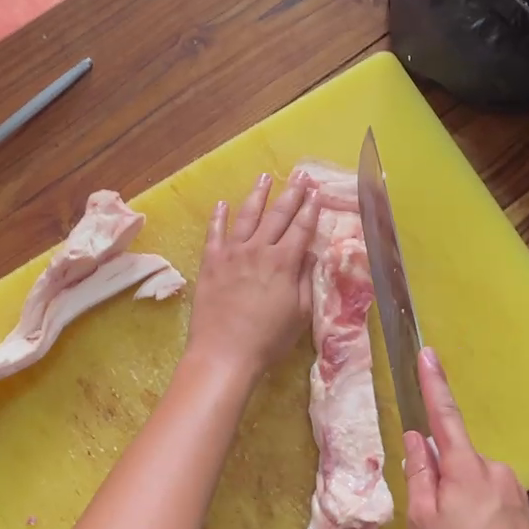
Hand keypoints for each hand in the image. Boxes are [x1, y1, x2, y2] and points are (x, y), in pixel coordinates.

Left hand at [184, 173, 318, 378]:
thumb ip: (305, 279)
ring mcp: (231, 254)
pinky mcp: (210, 262)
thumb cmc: (268, 339)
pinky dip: (219, 216)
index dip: (311, 209)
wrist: (224, 353)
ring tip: (265, 177)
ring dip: (258, 195)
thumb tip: (309, 253)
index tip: (318, 192)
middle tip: (300, 175)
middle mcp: (258, 250)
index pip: (302, 228)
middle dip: (291, 193)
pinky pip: (215, 233)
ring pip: (247, 216)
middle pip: (278, 215)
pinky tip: (223, 204)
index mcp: (284, 262)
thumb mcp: (300, 312)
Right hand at [403, 347, 528, 528]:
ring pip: (472, 483)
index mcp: (467, 471)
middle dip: (440, 480)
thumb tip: (416, 439)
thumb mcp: (423, 524)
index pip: (446, 418)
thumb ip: (420, 475)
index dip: (434, 385)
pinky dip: (475, 518)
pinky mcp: (525, 513)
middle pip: (456, 460)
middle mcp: (496, 471)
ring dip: (458, 503)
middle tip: (435, 527)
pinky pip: (488, 501)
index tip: (428, 354)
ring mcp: (515, 492)